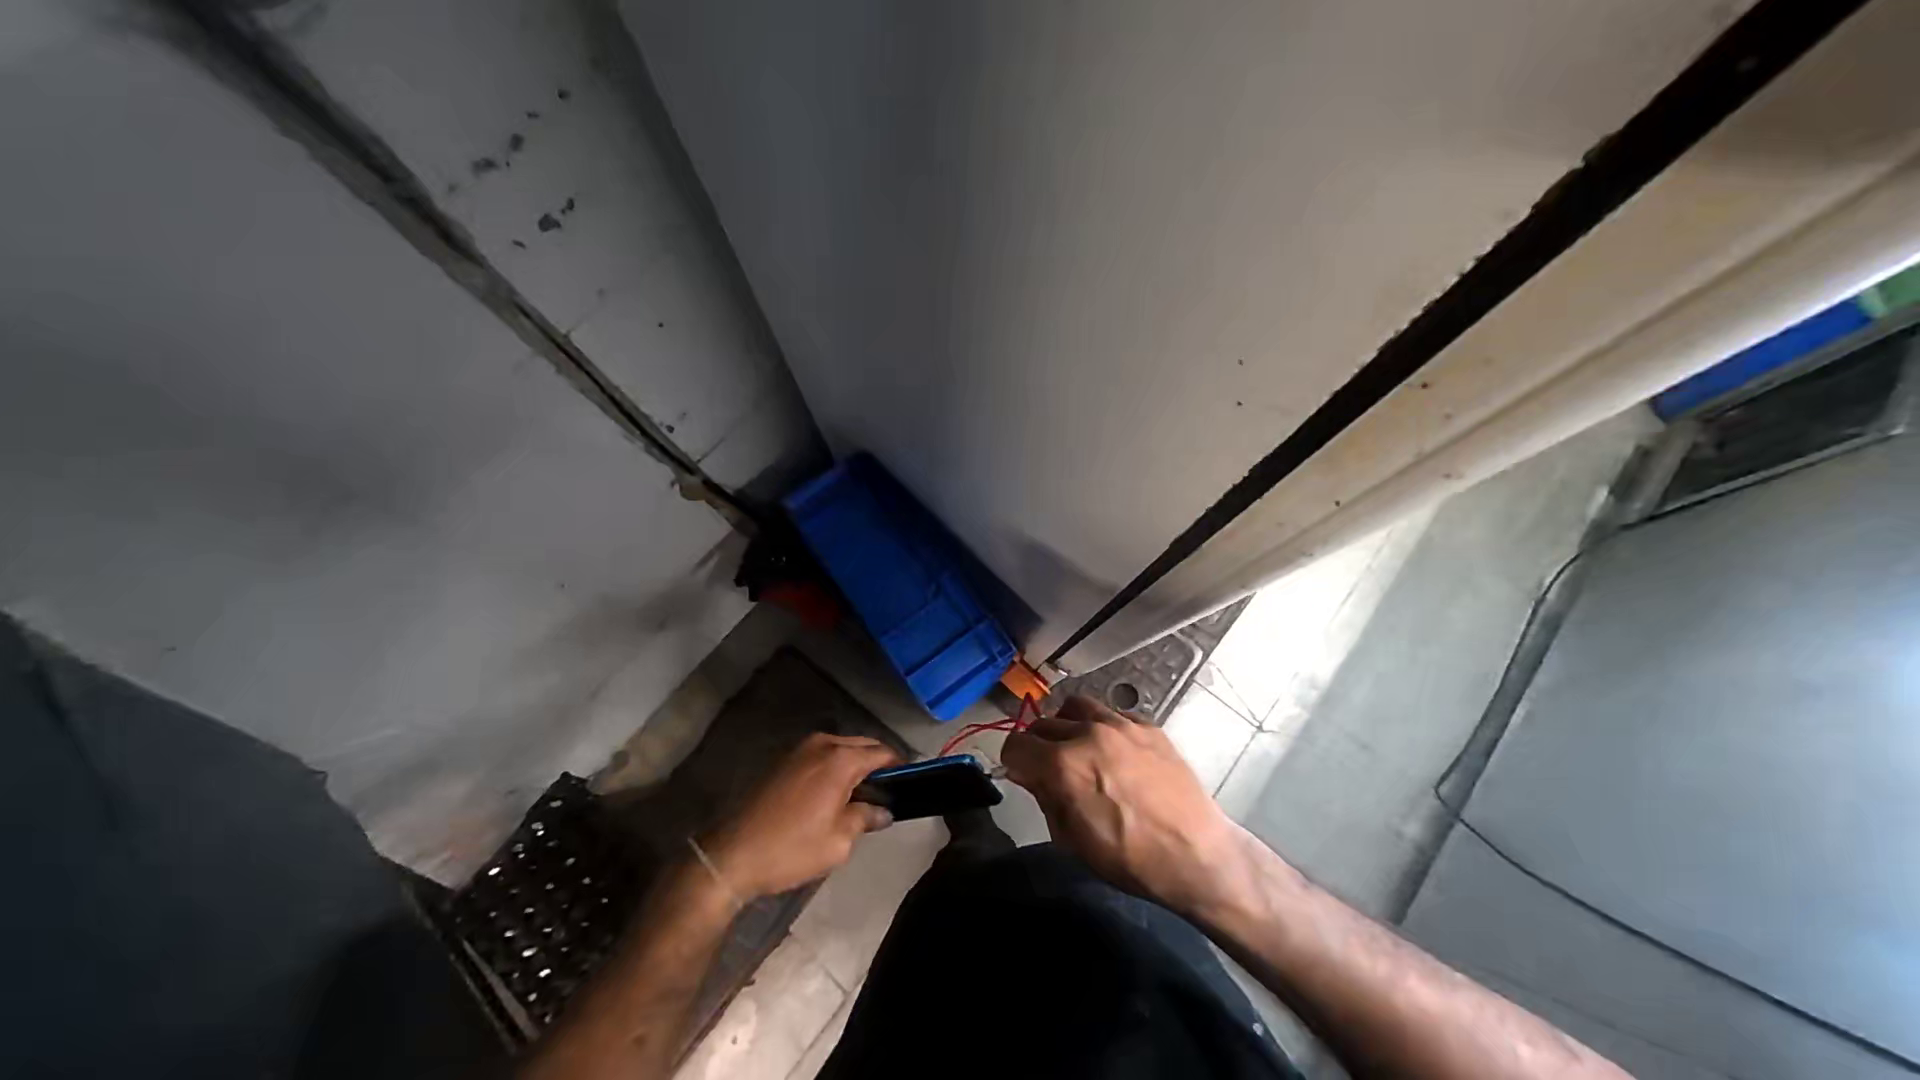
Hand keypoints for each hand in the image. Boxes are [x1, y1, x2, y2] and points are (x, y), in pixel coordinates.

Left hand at [702, 733, 900, 898]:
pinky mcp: (783, 760)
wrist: (731, 854)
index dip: (900, 766)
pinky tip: (834, 792)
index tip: (910, 782)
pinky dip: (833, 766)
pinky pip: (820, 755)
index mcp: (840, 759)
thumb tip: (883, 811)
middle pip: (862, 745)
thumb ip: (865, 818)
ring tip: (862, 793)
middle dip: (877, 763)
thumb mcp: (839, 841)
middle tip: (887, 791)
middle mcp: (822, 744)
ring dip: (854, 764)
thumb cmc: (792, 848)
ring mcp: (799, 749)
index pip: (882, 752)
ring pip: (840, 748)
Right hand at [1001, 695, 1244, 914]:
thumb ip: (1045, 798)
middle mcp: (1088, 734)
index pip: (1016, 745)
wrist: (1197, 855)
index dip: (1013, 762)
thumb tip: (1031, 775)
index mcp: (1063, 764)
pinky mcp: (1149, 727)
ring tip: (1079, 748)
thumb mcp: (1072, 840)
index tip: (1022, 775)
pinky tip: (1115, 752)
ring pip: (1076, 707)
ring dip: (1068, 725)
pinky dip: (1102, 727)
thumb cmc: (1129, 860)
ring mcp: (1122, 725)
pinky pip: (1112, 714)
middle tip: (1049, 768)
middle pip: (1043, 723)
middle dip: (1038, 745)